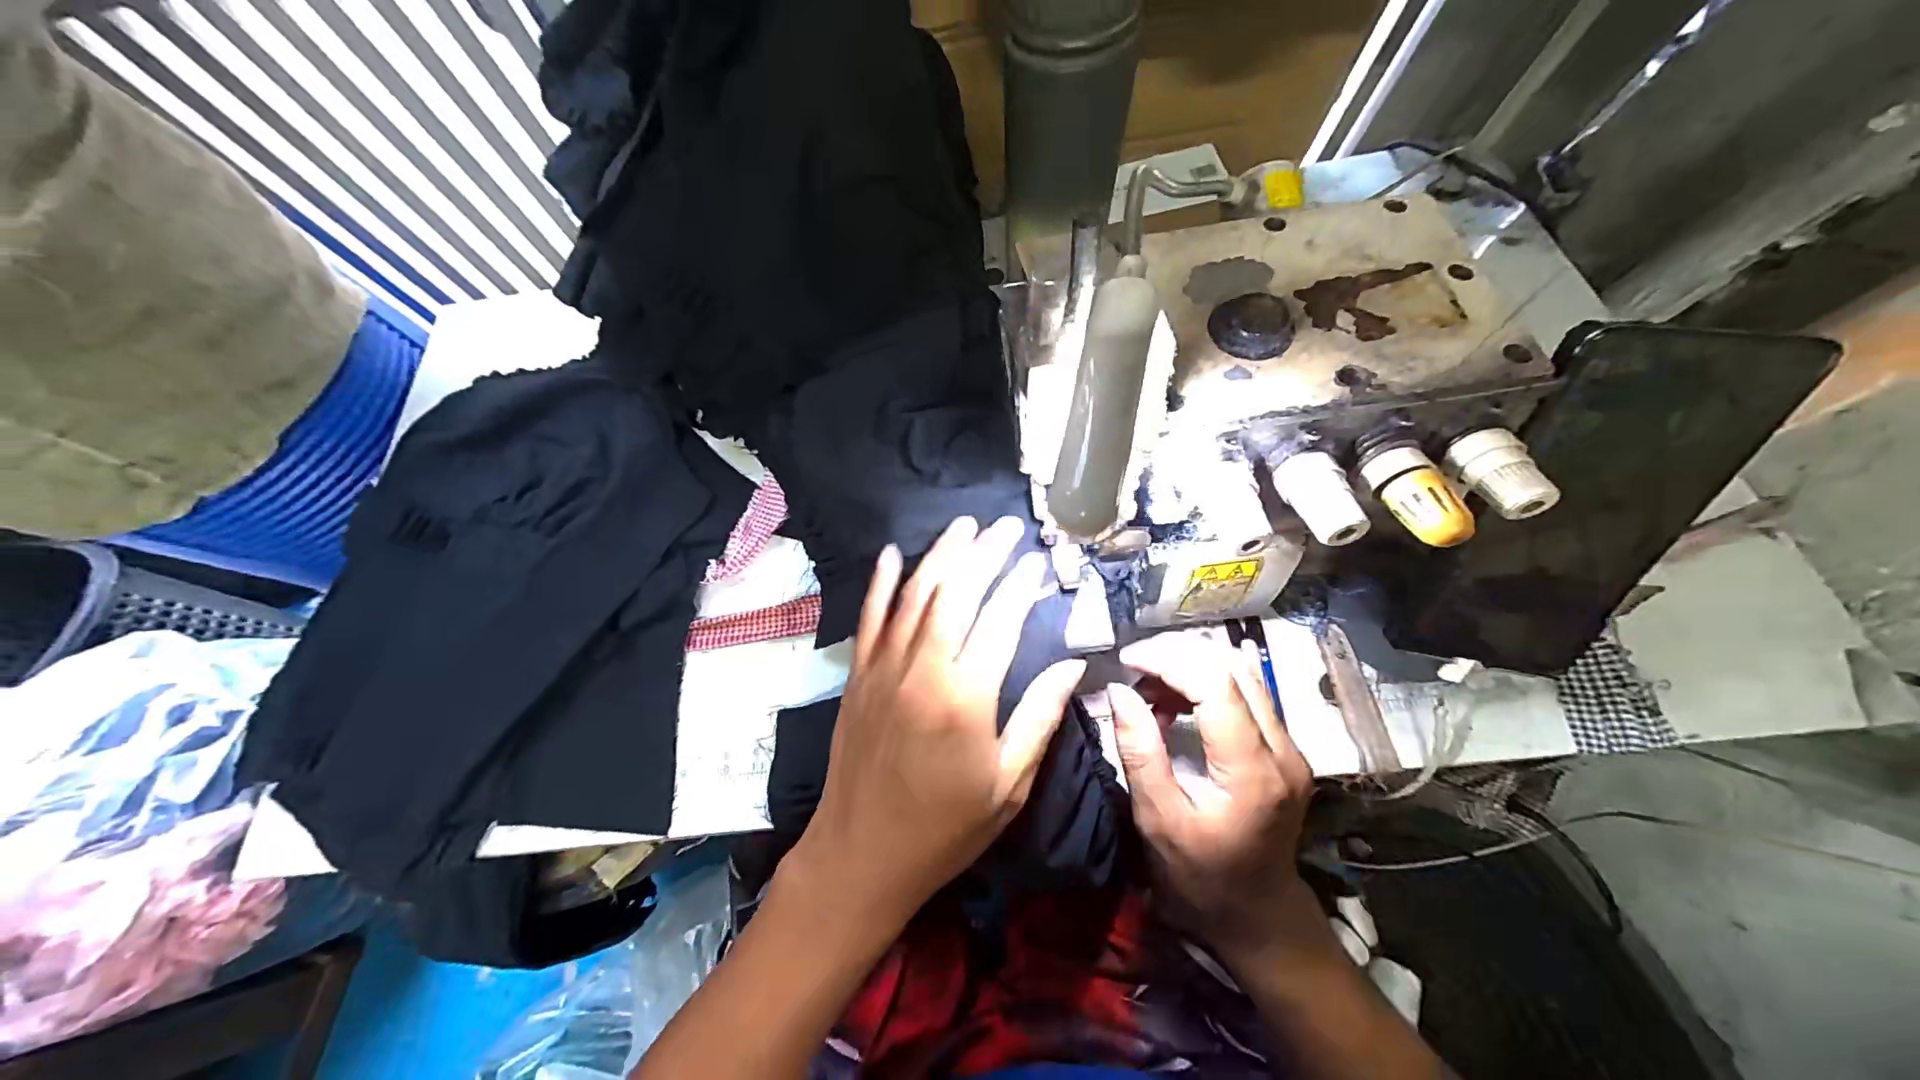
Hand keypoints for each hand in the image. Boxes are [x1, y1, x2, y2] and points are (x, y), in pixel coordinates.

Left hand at [788, 515, 1085, 925]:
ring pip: (913, 596)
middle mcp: (921, 670)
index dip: (1021, 585)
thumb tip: (1072, 664)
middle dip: (984, 553)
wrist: (861, 855)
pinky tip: (893, 555)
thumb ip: (1040, 717)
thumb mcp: (1008, 784)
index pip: (1000, 620)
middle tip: (1007, 527)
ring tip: (964, 527)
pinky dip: (881, 583)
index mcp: (966, 697)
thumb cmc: (946, 828)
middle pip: (956, 593)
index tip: (1038, 562)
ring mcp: (883, 669)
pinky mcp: (857, 677)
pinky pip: (869, 619)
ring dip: (940, 556)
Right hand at [1108, 630, 1315, 952]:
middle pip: (1233, 668)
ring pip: (1243, 674)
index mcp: (1253, 770)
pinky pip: (1247, 694)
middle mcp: (1283, 750)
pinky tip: (1176, 702)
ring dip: (1192, 668)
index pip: (1216, 684)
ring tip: (1151, 689)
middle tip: (1134, 673)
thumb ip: (1139, 751)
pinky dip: (1207, 685)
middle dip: (1177, 656)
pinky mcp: (1285, 749)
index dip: (1168, 660)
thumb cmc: (1201, 876)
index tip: (1127, 662)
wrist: (1257, 914)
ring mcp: (1290, 748)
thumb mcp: (1157, 819)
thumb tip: (1119, 692)